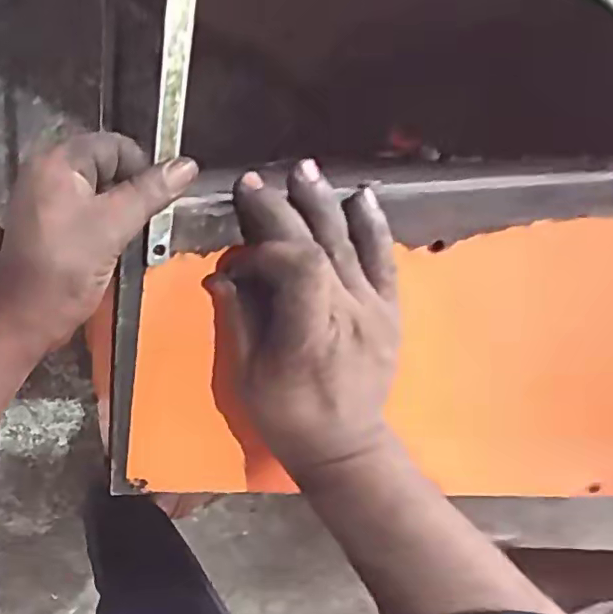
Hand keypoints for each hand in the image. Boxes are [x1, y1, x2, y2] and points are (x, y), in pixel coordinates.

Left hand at [0, 133, 198, 354]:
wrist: (24, 319)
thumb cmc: (65, 270)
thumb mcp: (114, 226)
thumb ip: (150, 192)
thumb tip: (186, 165)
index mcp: (55, 162)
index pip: (114, 145)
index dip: (142, 168)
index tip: (157, 200)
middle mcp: (41, 173)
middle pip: (103, 168)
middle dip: (127, 192)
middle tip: (140, 222)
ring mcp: (37, 202)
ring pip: (92, 194)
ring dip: (114, 213)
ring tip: (120, 238)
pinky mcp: (39, 228)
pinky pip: (77, 215)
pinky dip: (95, 226)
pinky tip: (103, 248)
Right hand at [209, 160, 399, 479]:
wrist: (344, 444)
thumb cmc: (286, 416)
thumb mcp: (248, 376)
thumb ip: (239, 321)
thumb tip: (222, 277)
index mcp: (310, 331)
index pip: (298, 265)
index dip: (265, 249)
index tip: (238, 257)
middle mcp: (348, 310)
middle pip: (318, 245)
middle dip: (281, 211)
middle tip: (253, 182)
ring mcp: (375, 307)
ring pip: (350, 243)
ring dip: (322, 203)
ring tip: (303, 169)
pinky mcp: (390, 309)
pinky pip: (382, 259)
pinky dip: (372, 225)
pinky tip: (360, 197)